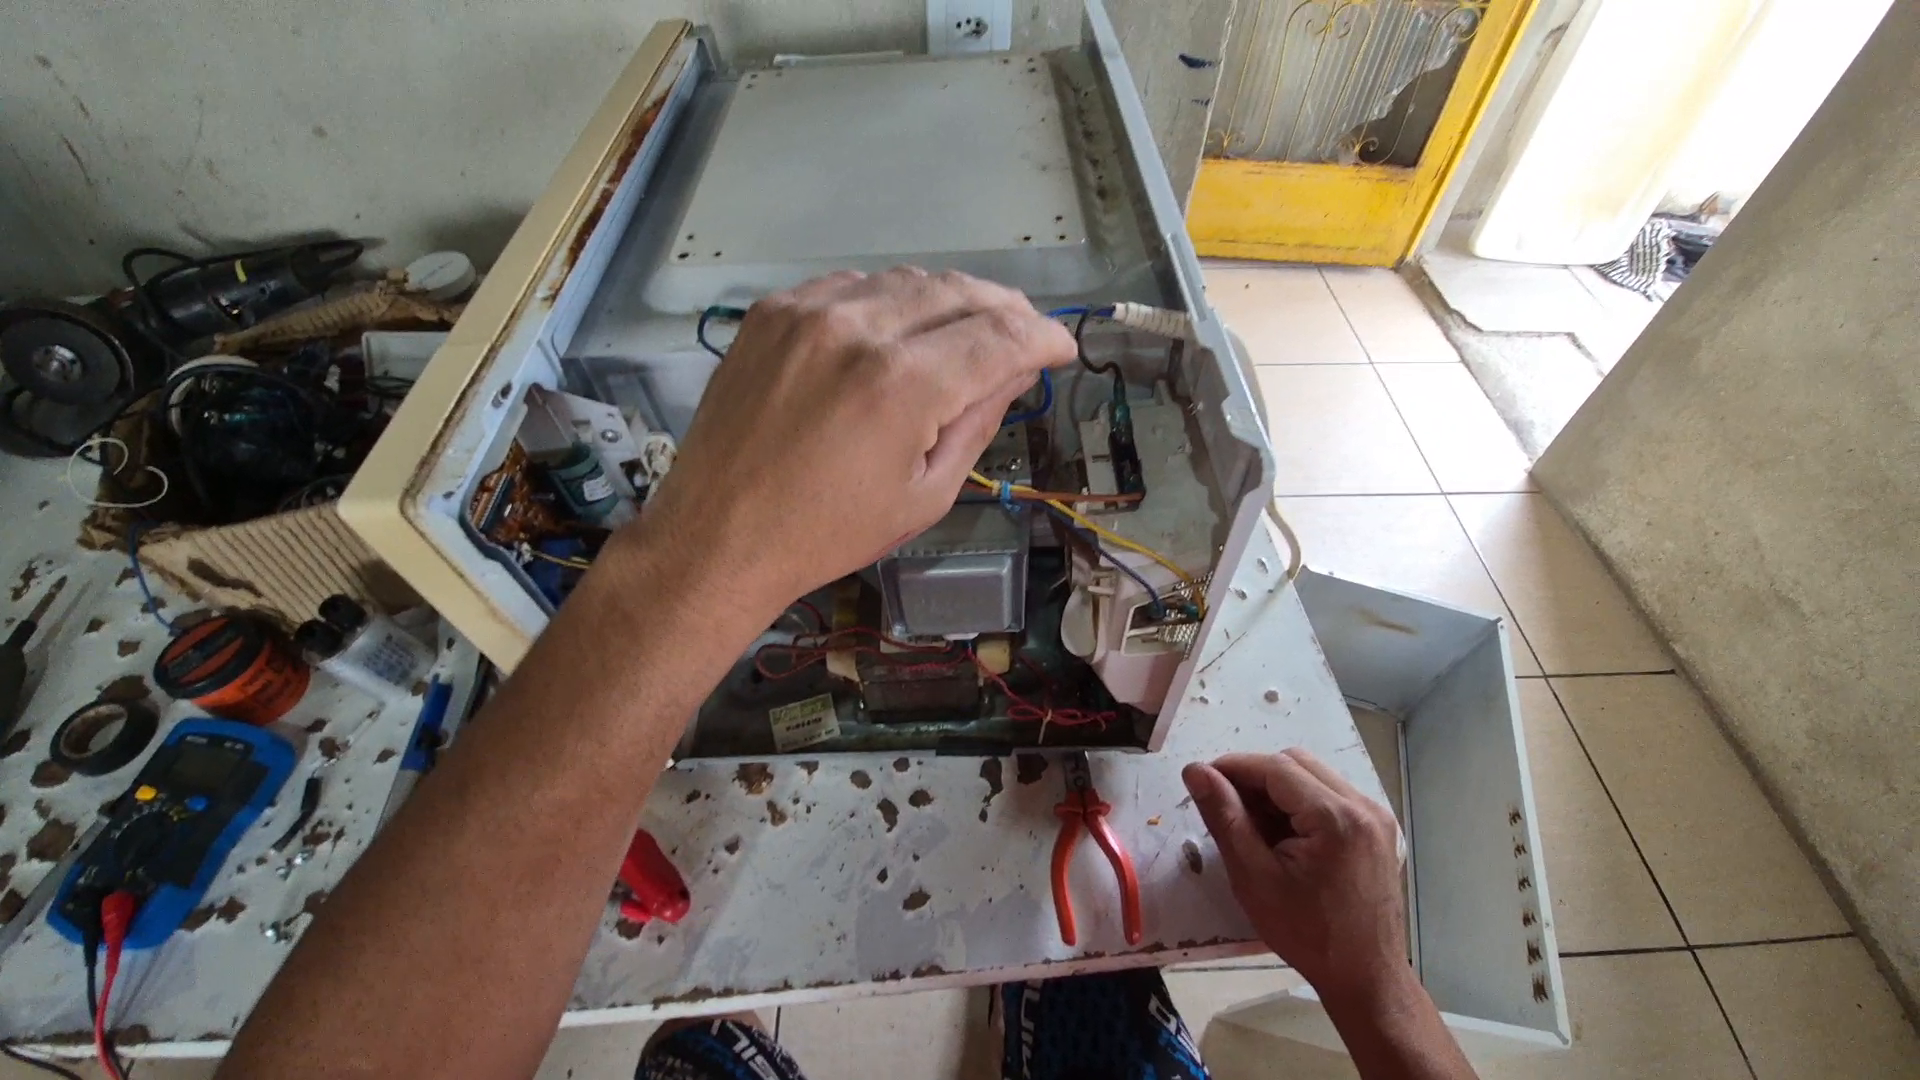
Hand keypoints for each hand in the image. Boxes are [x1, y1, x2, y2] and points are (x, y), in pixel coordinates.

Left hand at [631, 268, 1074, 615]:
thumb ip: (978, 421)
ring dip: (951, 300)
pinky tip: (899, 328)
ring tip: (968, 330)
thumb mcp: (925, 495)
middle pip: (960, 291)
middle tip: (1025, 333)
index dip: (1044, 336)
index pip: (1000, 336)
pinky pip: (854, 285)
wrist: (720, 535)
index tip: (1062, 347)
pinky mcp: (773, 310)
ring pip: (909, 279)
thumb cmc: (830, 534)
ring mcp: (809, 310)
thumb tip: (1015, 369)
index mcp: (903, 385)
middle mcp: (859, 327)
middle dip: (1006, 309)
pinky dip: (891, 300)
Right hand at [1182, 749, 1410, 1004]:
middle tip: (1226, 806)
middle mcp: (1363, 806)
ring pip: (1312, 774)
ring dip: (1276, 788)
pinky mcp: (1377, 828)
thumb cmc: (1306, 933)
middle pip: (1295, 762)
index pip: (1275, 767)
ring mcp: (1375, 816)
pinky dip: (1299, 801)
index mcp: (1336, 817)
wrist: (1365, 979)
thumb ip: (1224, 816)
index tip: (1202, 782)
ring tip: (1253, 823)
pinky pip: (1329, 793)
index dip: (1233, 767)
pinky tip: (1282, 833)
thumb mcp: (1253, 876)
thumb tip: (1195, 770)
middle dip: (1255, 776)